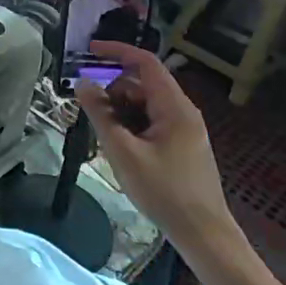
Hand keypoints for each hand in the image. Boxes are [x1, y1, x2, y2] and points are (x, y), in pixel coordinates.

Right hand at [75, 40, 237, 251]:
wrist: (203, 234)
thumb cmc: (163, 191)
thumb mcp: (123, 152)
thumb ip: (101, 115)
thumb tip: (82, 84)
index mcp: (174, 106)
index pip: (145, 62)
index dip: (117, 52)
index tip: (89, 51)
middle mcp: (182, 111)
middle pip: (142, 85)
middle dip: (113, 92)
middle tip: (90, 113)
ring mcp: (184, 130)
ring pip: (145, 106)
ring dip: (121, 112)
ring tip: (104, 138)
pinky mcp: (181, 147)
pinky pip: (152, 124)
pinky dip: (132, 127)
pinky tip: (120, 150)